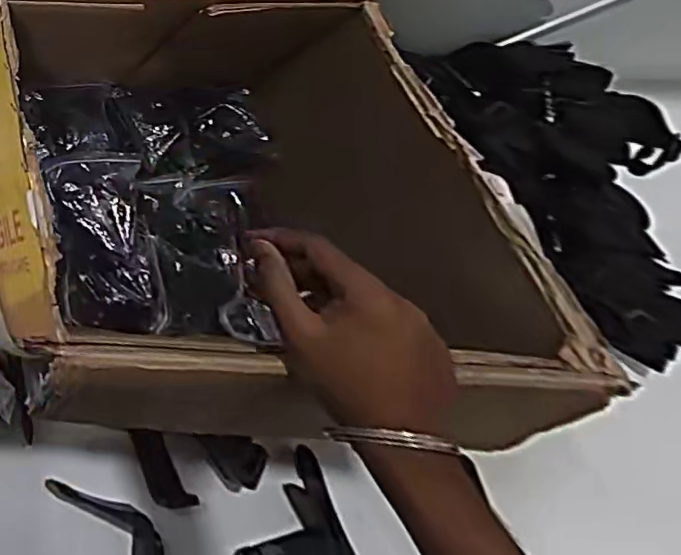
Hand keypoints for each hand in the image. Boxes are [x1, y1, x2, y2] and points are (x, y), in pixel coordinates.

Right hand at [248, 228, 457, 436]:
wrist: (401, 441)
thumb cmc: (341, 382)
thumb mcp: (297, 330)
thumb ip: (276, 282)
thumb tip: (261, 248)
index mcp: (370, 294)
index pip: (319, 247)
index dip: (281, 238)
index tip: (252, 241)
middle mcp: (401, 302)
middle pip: (341, 269)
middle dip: (299, 268)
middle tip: (265, 275)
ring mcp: (421, 326)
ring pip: (360, 293)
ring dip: (323, 291)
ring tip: (294, 305)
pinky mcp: (429, 347)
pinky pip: (381, 315)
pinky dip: (350, 312)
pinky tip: (332, 330)